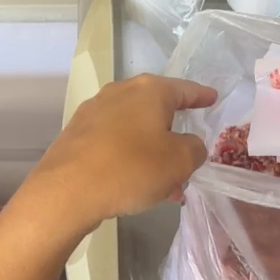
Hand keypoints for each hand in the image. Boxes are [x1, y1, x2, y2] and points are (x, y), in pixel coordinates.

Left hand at [13, 74, 214, 240]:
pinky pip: (115, 141)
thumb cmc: (131, 168)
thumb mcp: (179, 162)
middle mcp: (121, 91)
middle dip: (174, 131)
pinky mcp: (78, 133)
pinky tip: (137, 183)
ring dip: (153, 150)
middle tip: (190, 151)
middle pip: (157, 108)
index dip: (201, 96)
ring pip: (136, 128)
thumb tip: (189, 144)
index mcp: (150, 90)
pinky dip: (131, 156)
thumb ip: (194, 148)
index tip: (213, 98)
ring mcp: (96, 111)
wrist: (67, 190)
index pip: (184, 89)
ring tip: (167, 182)